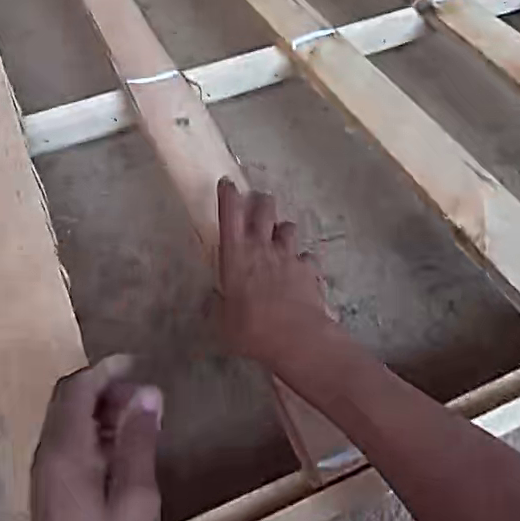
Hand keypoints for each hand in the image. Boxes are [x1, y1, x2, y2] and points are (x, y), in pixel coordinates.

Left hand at [21, 355, 162, 520]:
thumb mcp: (135, 499)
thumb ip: (139, 442)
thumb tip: (148, 394)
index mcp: (65, 451)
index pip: (77, 388)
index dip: (106, 368)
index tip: (135, 362)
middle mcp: (47, 457)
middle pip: (68, 400)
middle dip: (105, 389)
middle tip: (142, 398)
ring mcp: (44, 478)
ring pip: (68, 423)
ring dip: (100, 412)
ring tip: (139, 424)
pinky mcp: (48, 497)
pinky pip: (68, 446)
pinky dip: (94, 435)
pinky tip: (121, 455)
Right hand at [215, 179, 344, 374]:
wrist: (297, 337)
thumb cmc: (251, 328)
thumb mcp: (222, 322)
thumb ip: (216, 307)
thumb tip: (210, 301)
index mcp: (236, 254)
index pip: (230, 214)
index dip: (228, 195)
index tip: (227, 183)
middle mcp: (262, 247)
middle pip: (264, 209)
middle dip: (261, 201)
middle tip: (259, 203)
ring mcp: (289, 255)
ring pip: (288, 227)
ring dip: (282, 229)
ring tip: (280, 237)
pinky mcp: (309, 268)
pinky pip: (307, 256)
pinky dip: (303, 260)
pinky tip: (301, 270)